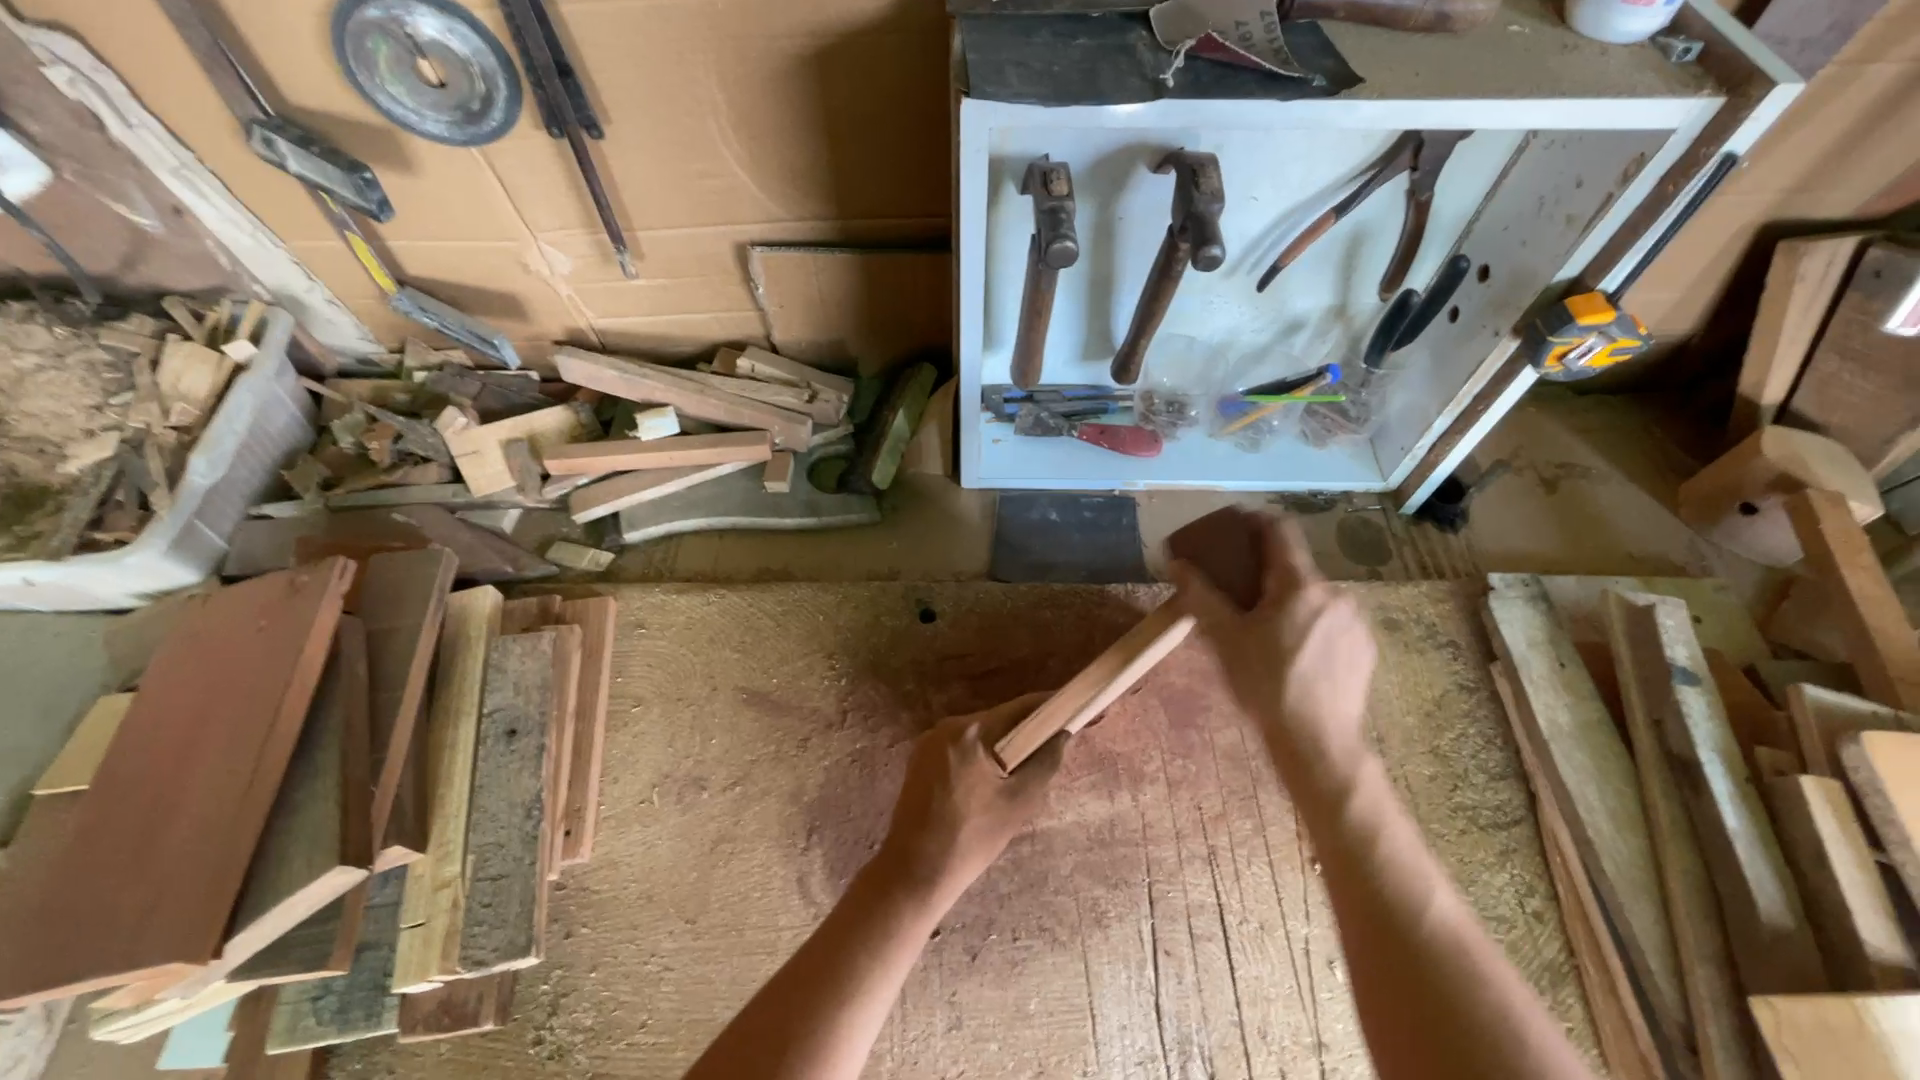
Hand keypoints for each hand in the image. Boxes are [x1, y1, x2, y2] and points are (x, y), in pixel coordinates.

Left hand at [874, 693, 1065, 906]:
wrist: (914, 873)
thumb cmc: (971, 839)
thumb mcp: (1019, 802)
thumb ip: (1045, 762)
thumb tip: (1062, 734)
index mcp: (970, 732)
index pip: (1021, 708)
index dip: (1053, 708)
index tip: (1079, 710)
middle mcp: (945, 727)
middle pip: (999, 720)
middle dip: (1029, 732)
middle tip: (1058, 746)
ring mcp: (928, 743)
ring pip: (980, 736)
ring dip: (1005, 747)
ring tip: (1030, 769)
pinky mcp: (920, 760)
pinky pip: (962, 749)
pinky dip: (983, 758)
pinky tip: (996, 781)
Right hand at [1169, 513, 1376, 781]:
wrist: (1319, 744)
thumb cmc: (1266, 686)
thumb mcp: (1224, 641)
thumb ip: (1201, 596)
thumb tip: (1177, 564)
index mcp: (1300, 585)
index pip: (1279, 530)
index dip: (1254, 520)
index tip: (1232, 525)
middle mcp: (1335, 593)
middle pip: (1294, 568)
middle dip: (1265, 573)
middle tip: (1237, 594)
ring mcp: (1356, 621)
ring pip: (1313, 597)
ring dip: (1288, 602)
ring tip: (1264, 632)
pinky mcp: (1365, 648)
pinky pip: (1331, 622)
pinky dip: (1309, 626)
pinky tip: (1292, 655)